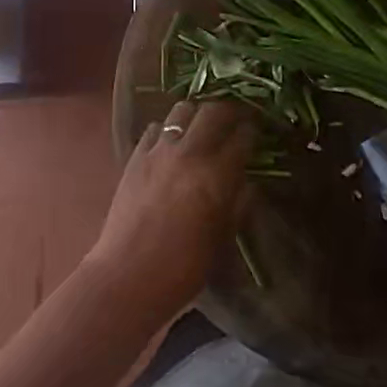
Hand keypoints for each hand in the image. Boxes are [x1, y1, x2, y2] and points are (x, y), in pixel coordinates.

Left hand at [83, 100, 255, 317]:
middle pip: (214, 111)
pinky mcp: (136, 156)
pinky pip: (156, 129)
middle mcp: (190, 154)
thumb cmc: (184, 269)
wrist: (129, 276)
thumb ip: (238, 205)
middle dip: (229, 110)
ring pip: (182, 110)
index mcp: (217, 176)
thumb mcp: (222, 239)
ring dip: (197, 113)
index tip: (256, 131)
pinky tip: (170, 144)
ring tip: (202, 125)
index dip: (253, 131)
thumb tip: (247, 184)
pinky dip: (167, 129)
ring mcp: (159, 151)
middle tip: (235, 118)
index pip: (243, 137)